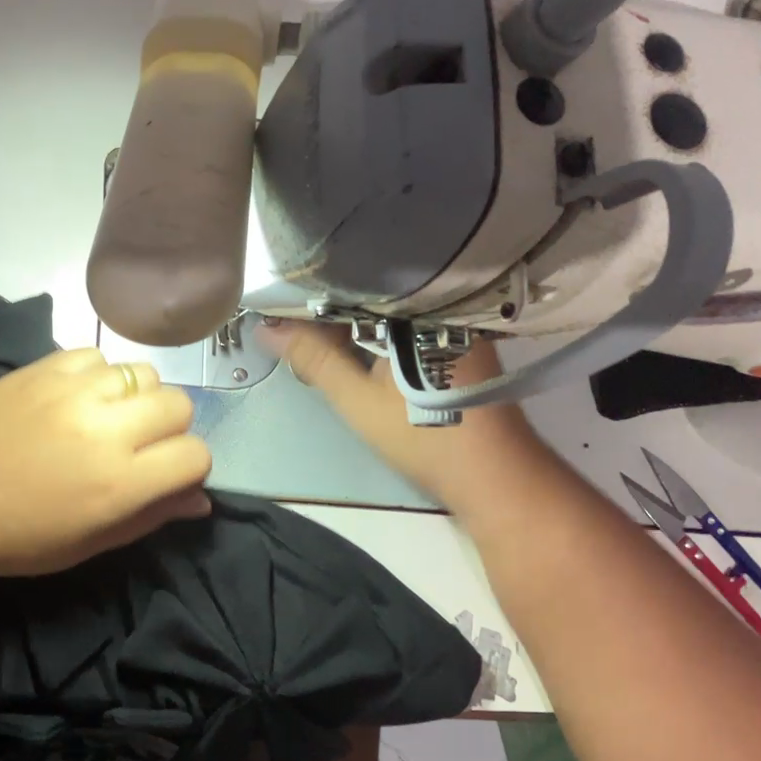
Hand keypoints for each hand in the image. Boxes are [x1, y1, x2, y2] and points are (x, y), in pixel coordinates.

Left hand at [0, 348, 213, 580]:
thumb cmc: (12, 538)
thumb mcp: (86, 545)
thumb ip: (148, 518)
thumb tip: (200, 499)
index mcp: (120, 483)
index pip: (195, 454)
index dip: (187, 467)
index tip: (163, 475)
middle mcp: (106, 428)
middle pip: (178, 404)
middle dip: (168, 428)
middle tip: (135, 446)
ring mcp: (73, 390)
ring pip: (141, 373)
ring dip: (134, 397)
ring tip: (102, 418)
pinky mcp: (43, 367)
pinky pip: (96, 355)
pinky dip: (96, 375)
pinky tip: (73, 398)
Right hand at [256, 321, 546, 504]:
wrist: (494, 475)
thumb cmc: (424, 434)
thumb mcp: (356, 398)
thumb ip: (312, 358)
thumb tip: (266, 328)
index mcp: (417, 308)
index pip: (353, 285)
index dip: (312, 296)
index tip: (278, 308)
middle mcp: (440, 305)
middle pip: (371, 297)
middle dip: (330, 311)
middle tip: (290, 326)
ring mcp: (453, 323)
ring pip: (388, 312)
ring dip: (353, 324)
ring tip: (314, 336)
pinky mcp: (458, 343)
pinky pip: (406, 325)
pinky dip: (378, 335)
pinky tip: (354, 349)